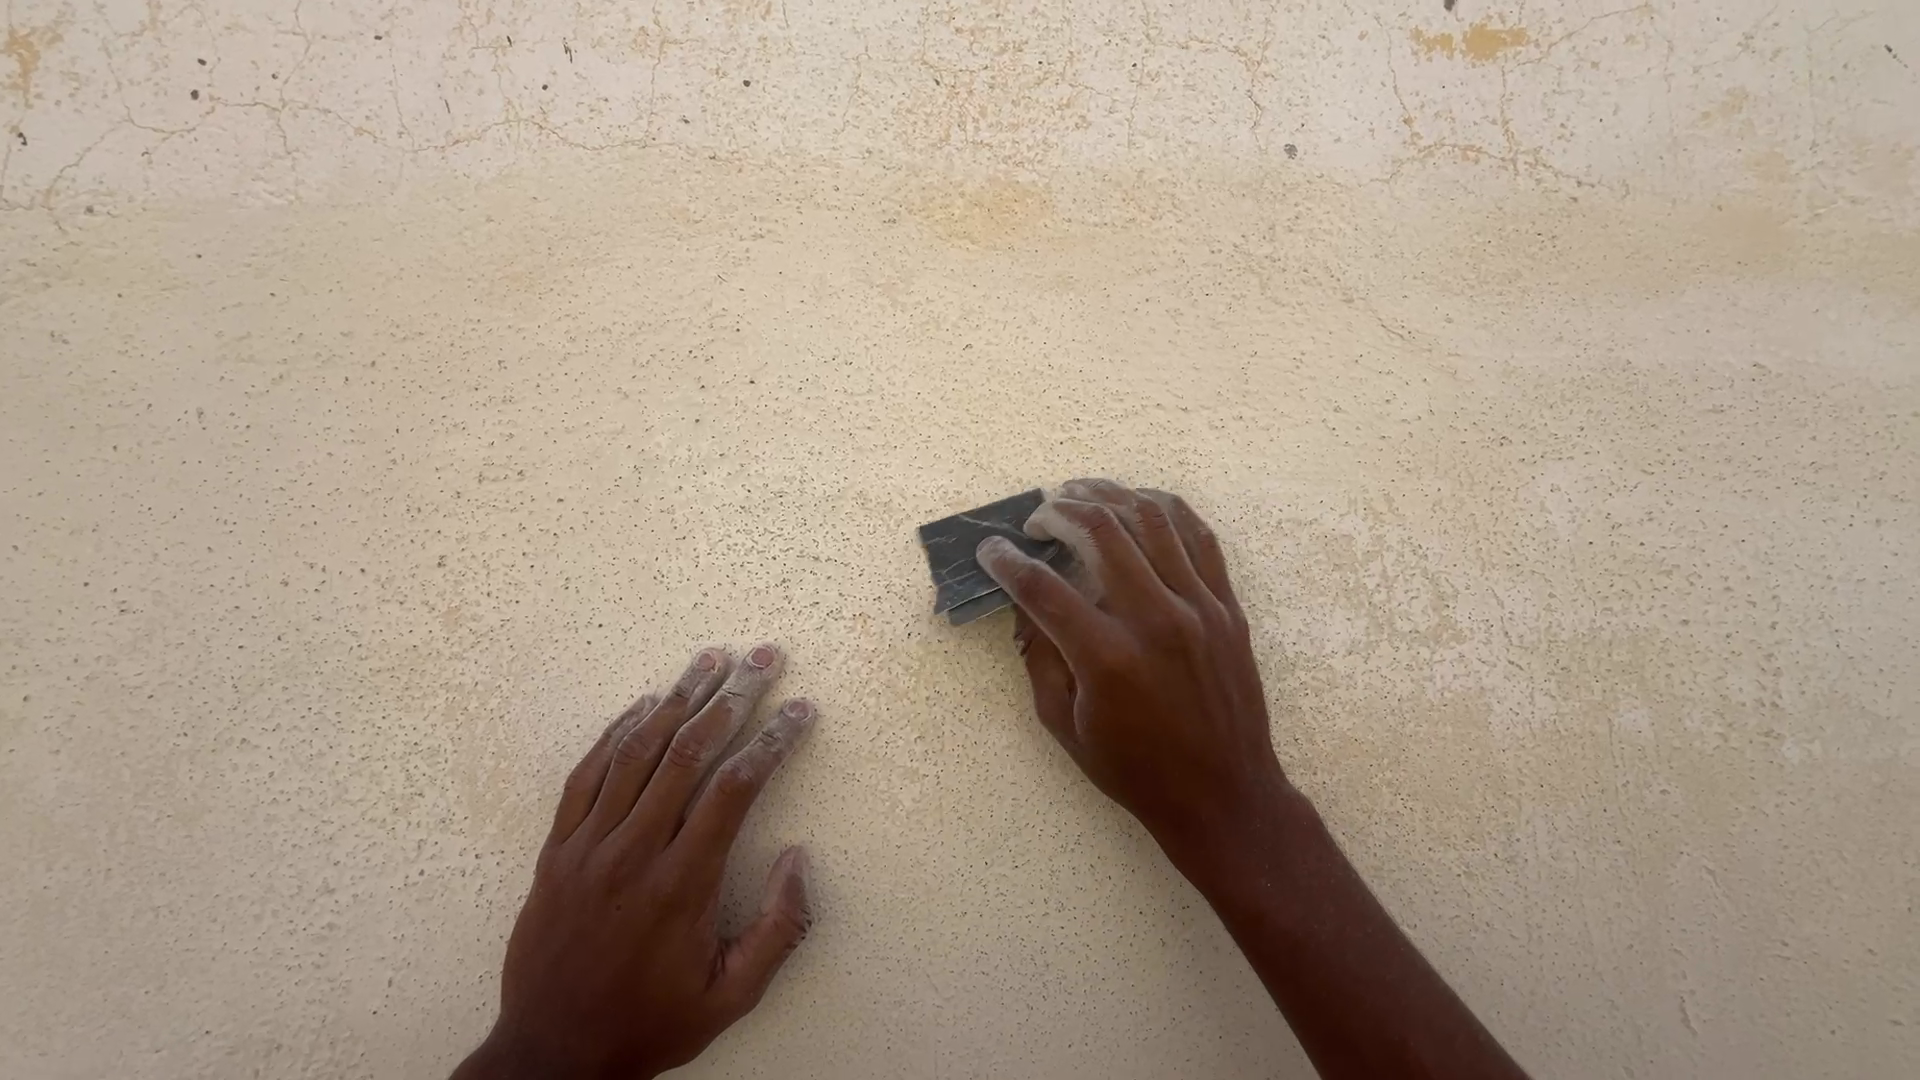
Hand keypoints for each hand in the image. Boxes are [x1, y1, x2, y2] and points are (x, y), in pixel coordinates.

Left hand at [453, 645, 817, 1079]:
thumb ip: (779, 930)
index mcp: (682, 884)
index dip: (772, 740)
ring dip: (679, 699)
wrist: (547, 1058)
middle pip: (689, 752)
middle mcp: (634, 852)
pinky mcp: (555, 850)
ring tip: (710, 659)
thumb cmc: (649, 1024)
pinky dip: (617, 732)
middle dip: (733, 697)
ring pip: (638, 752)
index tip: (800, 709)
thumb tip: (799, 857)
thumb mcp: (732, 998)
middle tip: (763, 659)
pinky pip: (586, 775)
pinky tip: (645, 704)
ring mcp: (587, 847)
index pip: (735, 788)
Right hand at [976, 479, 1287, 860]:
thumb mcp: (1063, 725)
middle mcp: (1155, 621)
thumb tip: (1025, 604)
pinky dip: (1165, 508)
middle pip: (1100, 532)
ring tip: (1079, 491)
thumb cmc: (1134, 769)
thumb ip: (1038, 657)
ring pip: (1151, 520)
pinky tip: (1138, 501)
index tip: (989, 549)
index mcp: (1106, 659)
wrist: (1224, 794)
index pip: (1042, 588)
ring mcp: (1199, 608)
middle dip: (1057, 512)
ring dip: (1108, 495)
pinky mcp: (1227, 606)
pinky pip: (1199, 536)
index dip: (1006, 562)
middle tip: (1038, 517)